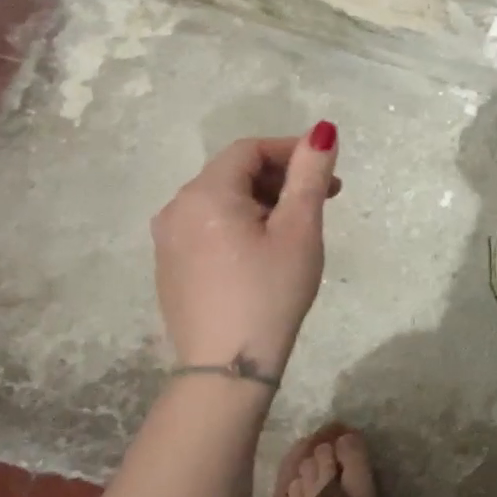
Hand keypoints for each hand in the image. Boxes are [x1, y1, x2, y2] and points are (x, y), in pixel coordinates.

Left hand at [151, 123, 340, 377]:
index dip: (292, 150)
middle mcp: (176, 208)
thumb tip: (322, 131)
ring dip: (266, 200)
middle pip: (234, 172)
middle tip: (326, 198)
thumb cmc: (271, 290)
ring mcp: (167, 239)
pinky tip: (269, 251)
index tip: (329, 170)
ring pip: (223, 200)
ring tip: (302, 226)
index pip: (249, 149)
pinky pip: (210, 225)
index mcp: (205, 194)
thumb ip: (309, 175)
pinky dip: (244, 223)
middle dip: (282, 177)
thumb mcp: (300, 229)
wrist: (228, 365)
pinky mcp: (171, 265)